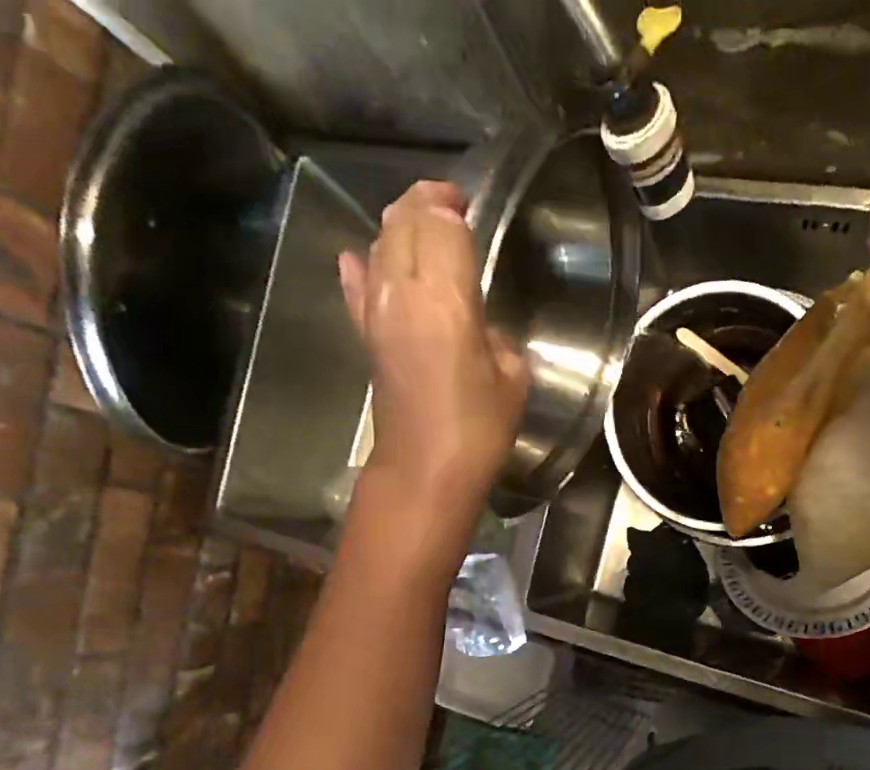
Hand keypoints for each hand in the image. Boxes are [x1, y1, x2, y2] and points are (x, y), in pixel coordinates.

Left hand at [338, 181, 528, 511]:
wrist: (425, 468)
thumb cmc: (479, 428)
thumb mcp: (511, 376)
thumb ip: (495, 336)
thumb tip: (479, 326)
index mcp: (445, 299)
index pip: (440, 226)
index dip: (451, 206)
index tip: (467, 203)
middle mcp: (403, 292)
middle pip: (403, 223)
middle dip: (422, 203)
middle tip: (447, 202)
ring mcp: (377, 312)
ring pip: (379, 244)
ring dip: (398, 225)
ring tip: (421, 222)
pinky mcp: (365, 334)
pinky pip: (358, 285)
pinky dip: (363, 264)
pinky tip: (361, 256)